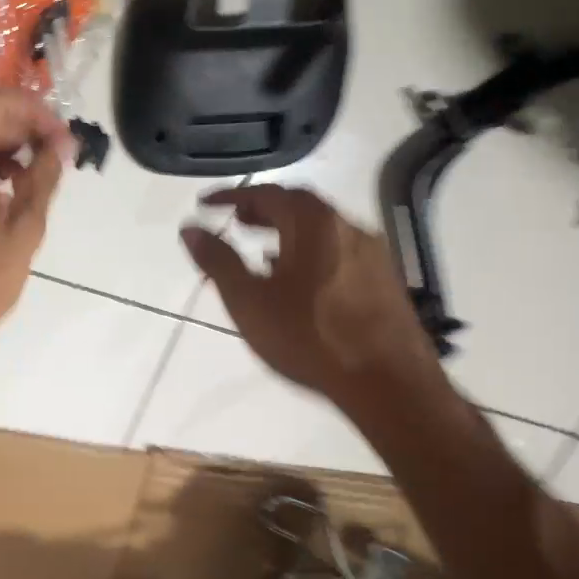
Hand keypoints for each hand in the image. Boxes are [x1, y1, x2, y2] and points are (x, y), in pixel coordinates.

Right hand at [181, 185, 447, 405]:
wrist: (389, 384)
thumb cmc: (309, 338)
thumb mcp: (248, 301)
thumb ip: (218, 261)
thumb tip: (190, 228)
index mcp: (315, 225)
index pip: (268, 194)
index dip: (233, 195)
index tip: (205, 204)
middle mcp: (348, 228)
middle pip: (300, 206)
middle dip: (262, 209)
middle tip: (234, 221)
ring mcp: (372, 254)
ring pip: (322, 230)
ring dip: (287, 231)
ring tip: (259, 249)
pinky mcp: (384, 280)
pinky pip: (338, 251)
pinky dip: (309, 251)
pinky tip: (296, 280)